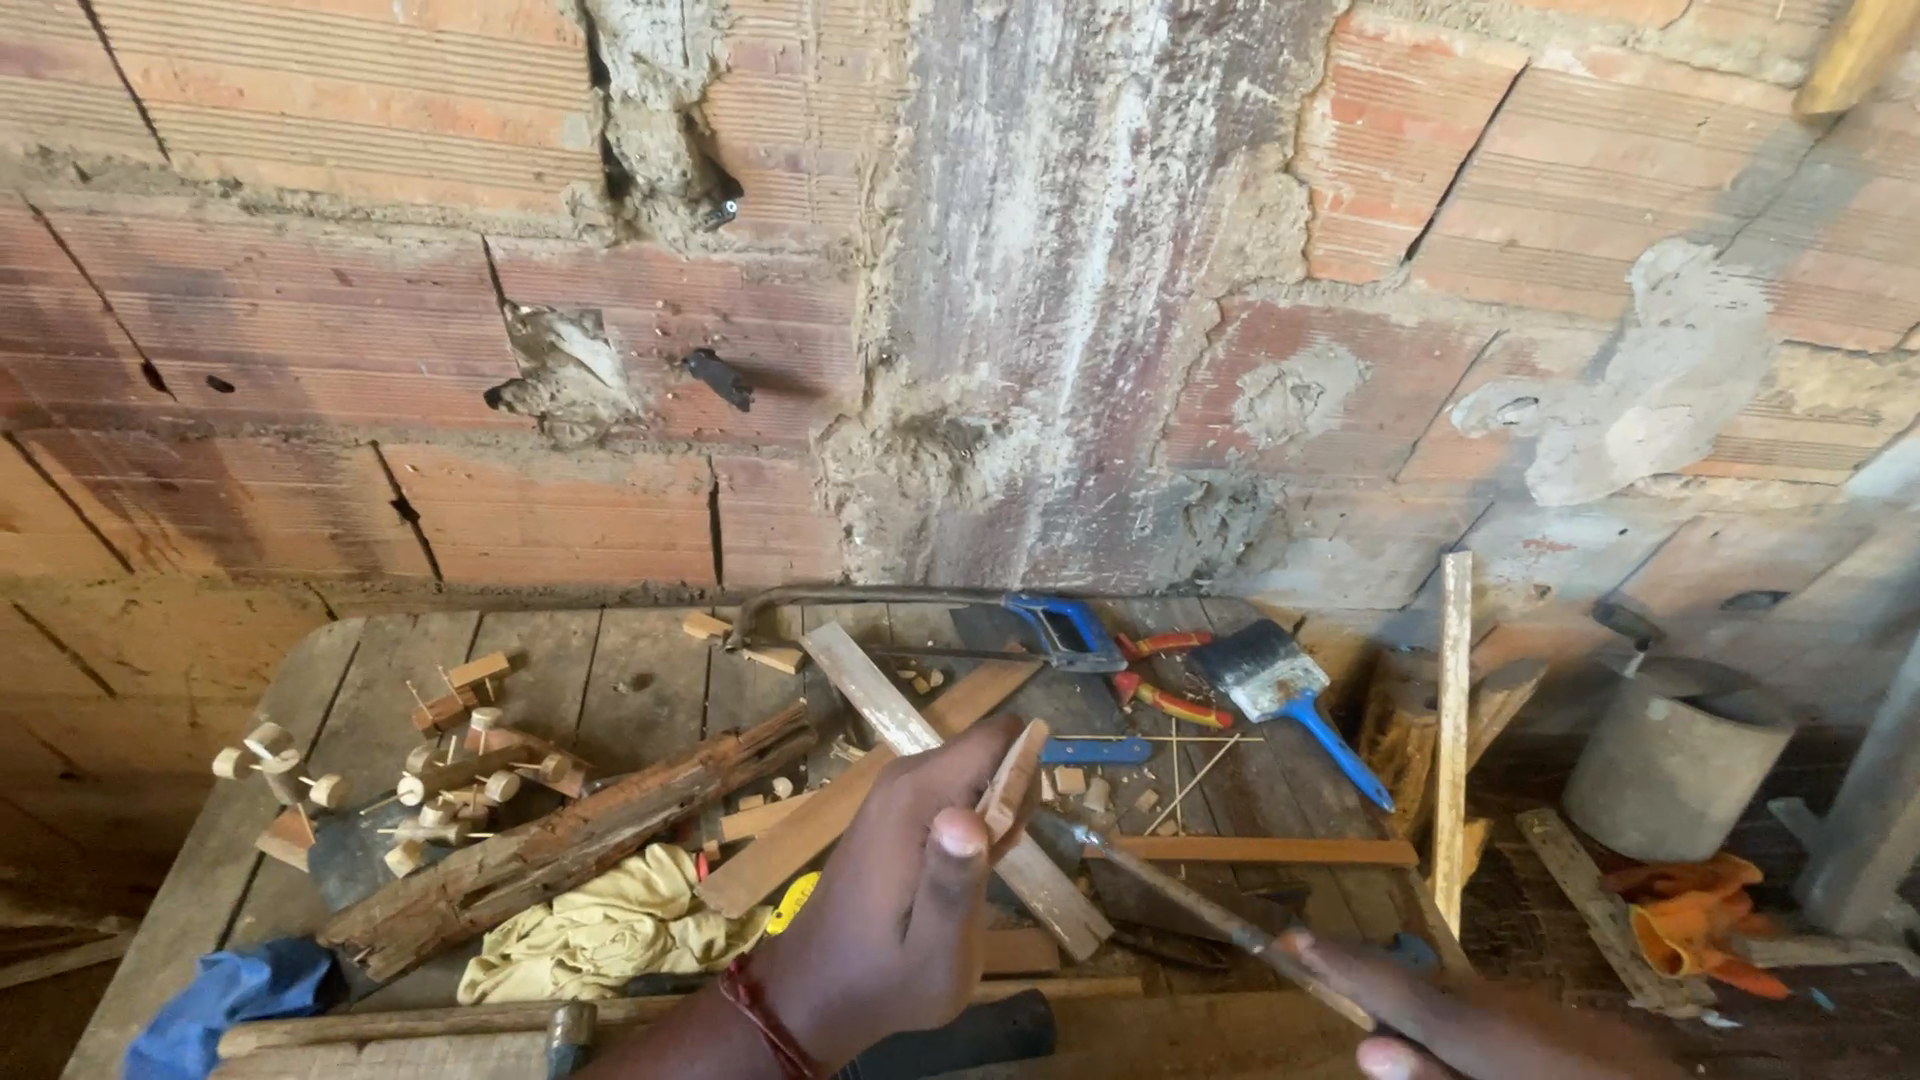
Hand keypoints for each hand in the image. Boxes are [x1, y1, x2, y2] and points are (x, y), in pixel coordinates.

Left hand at [752, 715, 1036, 1069]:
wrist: (819, 988)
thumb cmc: (882, 979)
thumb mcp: (934, 953)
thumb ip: (954, 883)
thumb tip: (970, 817)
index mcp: (916, 796)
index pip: (997, 737)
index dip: (1024, 779)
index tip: (1014, 835)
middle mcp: (906, 775)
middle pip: (991, 750)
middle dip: (1012, 802)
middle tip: (993, 868)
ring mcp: (899, 787)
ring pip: (978, 769)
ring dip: (995, 818)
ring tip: (972, 880)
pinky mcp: (898, 804)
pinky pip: (958, 788)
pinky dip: (975, 826)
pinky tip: (956, 874)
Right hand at [1286, 931, 1687, 1079]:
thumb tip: (1366, 1047)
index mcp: (1486, 1035)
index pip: (1393, 990)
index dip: (1338, 963)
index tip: (1288, 936)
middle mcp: (1512, 1008)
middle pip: (1425, 996)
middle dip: (1385, 1000)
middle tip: (1360, 1017)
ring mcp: (1550, 1013)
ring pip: (1466, 1005)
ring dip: (1437, 1025)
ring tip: (1435, 1056)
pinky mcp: (1581, 1026)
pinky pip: (1505, 1018)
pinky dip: (1481, 1035)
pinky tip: (1495, 1064)